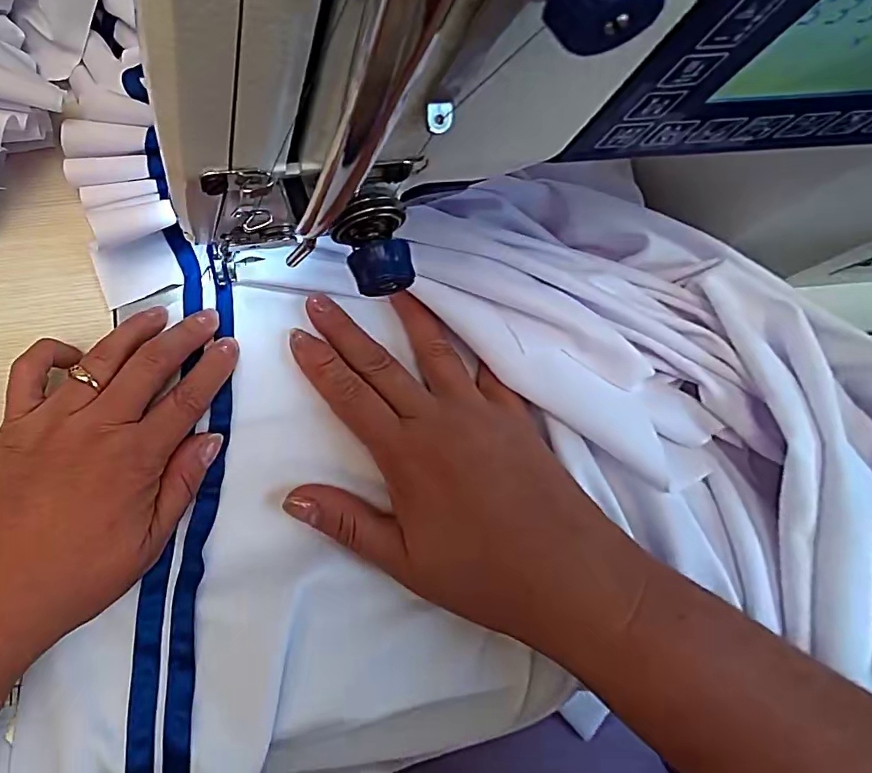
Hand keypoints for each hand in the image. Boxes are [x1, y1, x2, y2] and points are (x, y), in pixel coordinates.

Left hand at [0, 305, 236, 662]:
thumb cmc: (73, 576)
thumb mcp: (144, 546)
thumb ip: (179, 487)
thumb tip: (209, 441)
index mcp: (133, 458)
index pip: (185, 402)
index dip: (211, 371)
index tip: (228, 348)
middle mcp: (97, 425)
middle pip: (150, 366)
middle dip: (183, 337)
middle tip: (205, 318)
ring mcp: (53, 416)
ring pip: (101, 357)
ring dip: (133, 331)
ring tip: (157, 315)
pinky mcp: (18, 418)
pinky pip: (31, 368)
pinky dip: (52, 350)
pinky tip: (76, 354)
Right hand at [283, 292, 654, 654]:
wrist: (580, 583)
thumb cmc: (485, 576)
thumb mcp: (405, 562)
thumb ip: (346, 523)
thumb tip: (291, 498)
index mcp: (404, 453)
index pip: (348, 396)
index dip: (319, 364)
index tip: (297, 336)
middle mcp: (437, 421)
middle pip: (379, 364)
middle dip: (343, 330)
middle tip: (318, 300)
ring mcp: (479, 413)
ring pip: (435, 353)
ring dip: (408, 317)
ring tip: (390, 288)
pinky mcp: (515, 417)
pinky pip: (489, 371)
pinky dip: (473, 346)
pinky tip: (464, 332)